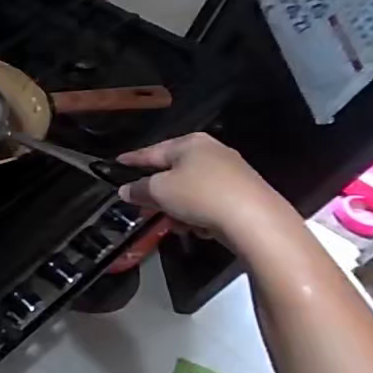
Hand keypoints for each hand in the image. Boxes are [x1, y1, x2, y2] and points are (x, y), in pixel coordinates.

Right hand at [116, 133, 286, 238]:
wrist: (254, 219)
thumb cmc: (200, 195)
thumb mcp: (160, 191)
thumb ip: (140, 189)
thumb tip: (126, 190)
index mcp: (190, 143)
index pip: (153, 151)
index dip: (133, 159)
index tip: (118, 162)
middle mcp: (211, 152)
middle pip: (173, 172)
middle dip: (158, 194)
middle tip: (144, 209)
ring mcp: (230, 173)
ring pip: (190, 190)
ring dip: (178, 209)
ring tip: (175, 225)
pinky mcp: (242, 194)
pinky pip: (208, 202)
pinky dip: (198, 215)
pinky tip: (198, 229)